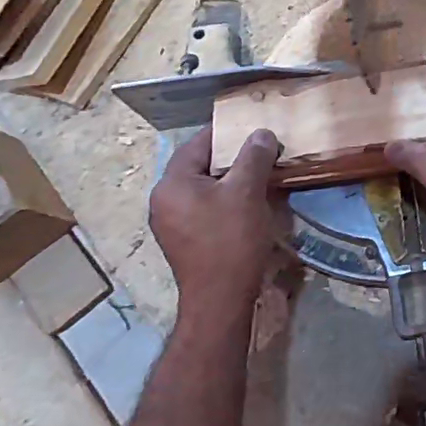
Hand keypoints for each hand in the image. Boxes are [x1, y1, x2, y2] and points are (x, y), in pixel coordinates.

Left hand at [149, 128, 283, 322]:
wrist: (220, 298)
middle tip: (260, 151)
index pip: (197, 144)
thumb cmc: (230, 240)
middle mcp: (163, 200)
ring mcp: (171, 223)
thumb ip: (253, 157)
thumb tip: (261, 133)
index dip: (225, 133)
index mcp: (171, 183)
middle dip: (230, 157)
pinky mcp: (183, 240)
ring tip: (259, 175)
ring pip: (202, 188)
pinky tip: (247, 204)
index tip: (251, 127)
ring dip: (229, 179)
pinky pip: (203, 208)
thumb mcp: (246, 192)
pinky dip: (224, 200)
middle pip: (198, 166)